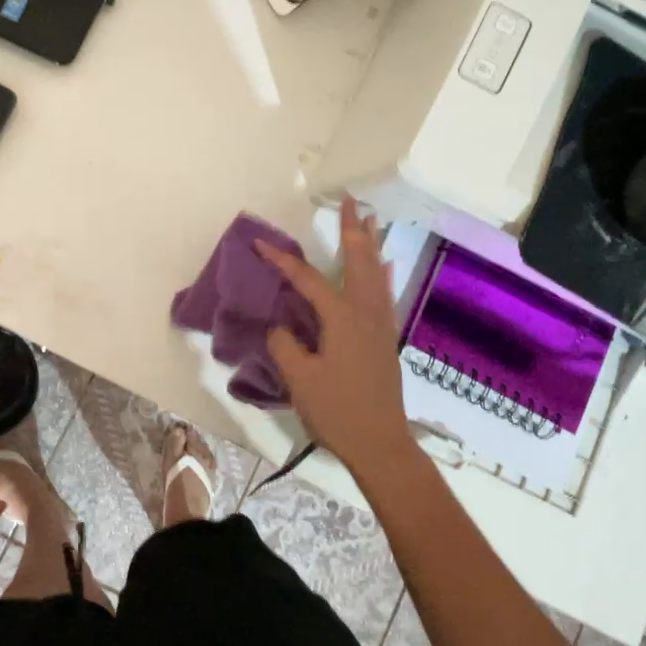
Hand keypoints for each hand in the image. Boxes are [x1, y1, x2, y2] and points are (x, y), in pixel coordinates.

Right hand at [256, 196, 411, 474]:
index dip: (282, 260)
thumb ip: (285, 345)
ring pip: (375, 274)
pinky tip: (384, 266)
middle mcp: (365, 314)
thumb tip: (281, 327)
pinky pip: (384, 293)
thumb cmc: (337, 411)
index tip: (259, 243)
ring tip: (369, 221)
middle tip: (351, 200)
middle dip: (352, 229)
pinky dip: (381, 272)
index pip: (307, 279)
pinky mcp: (385, 340)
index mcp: (342, 319)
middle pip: (358, 261)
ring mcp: (380, 326)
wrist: (381, 445)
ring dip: (369, 245)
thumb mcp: (299, 379)